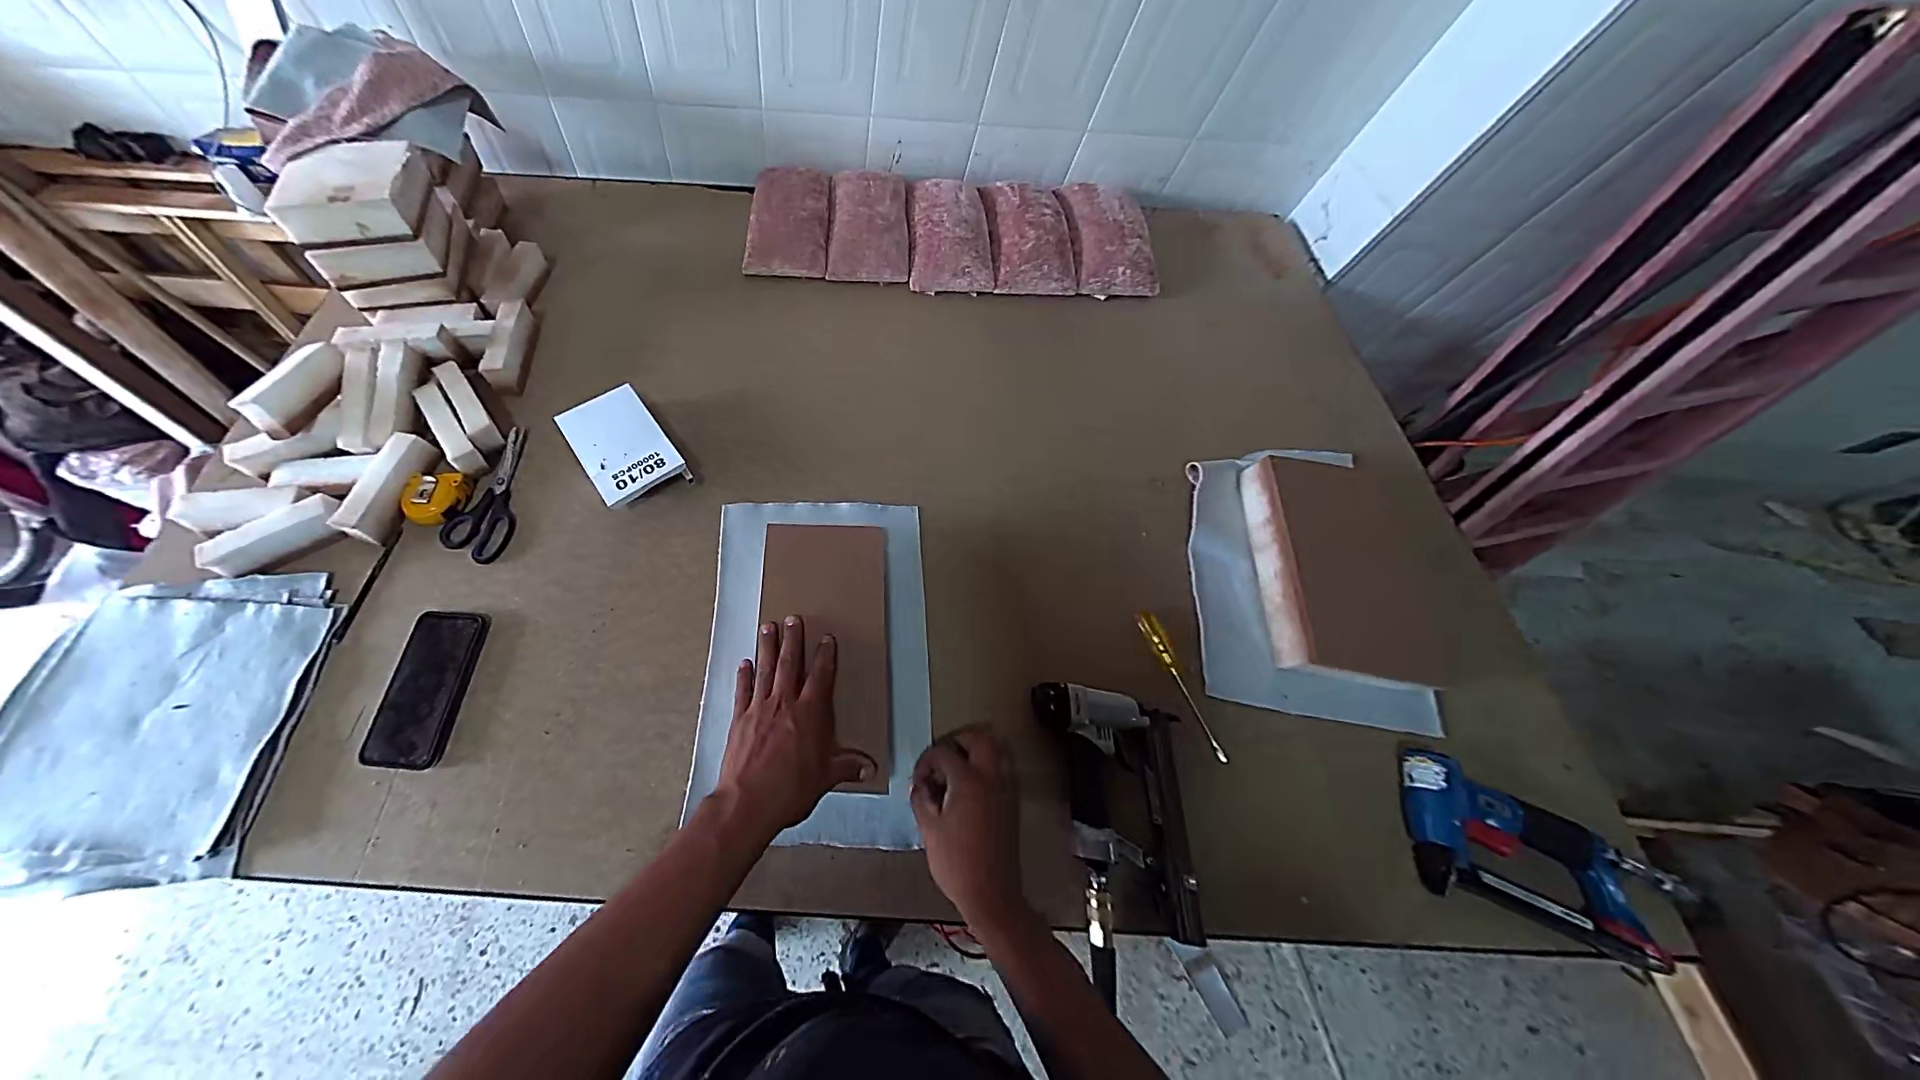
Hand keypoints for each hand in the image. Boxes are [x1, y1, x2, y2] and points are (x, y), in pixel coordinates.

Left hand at [712, 616, 876, 839]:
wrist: (747, 803)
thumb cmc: (789, 789)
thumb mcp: (825, 777)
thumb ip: (847, 767)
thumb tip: (868, 768)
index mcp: (809, 714)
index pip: (821, 676)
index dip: (825, 656)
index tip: (826, 639)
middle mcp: (784, 705)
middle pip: (790, 664)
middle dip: (792, 640)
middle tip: (792, 619)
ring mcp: (759, 710)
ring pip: (765, 670)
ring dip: (767, 647)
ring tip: (767, 627)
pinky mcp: (739, 721)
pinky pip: (743, 691)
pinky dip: (744, 676)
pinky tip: (744, 664)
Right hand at [912, 725, 1027, 929]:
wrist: (990, 893)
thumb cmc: (957, 864)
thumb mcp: (929, 830)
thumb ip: (921, 800)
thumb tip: (920, 787)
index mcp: (968, 781)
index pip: (944, 751)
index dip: (926, 761)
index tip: (919, 777)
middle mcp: (991, 778)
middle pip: (981, 737)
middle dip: (959, 739)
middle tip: (942, 756)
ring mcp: (1006, 789)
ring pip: (997, 750)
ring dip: (976, 750)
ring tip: (955, 769)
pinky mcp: (1012, 802)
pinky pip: (1002, 769)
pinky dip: (986, 767)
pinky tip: (969, 788)